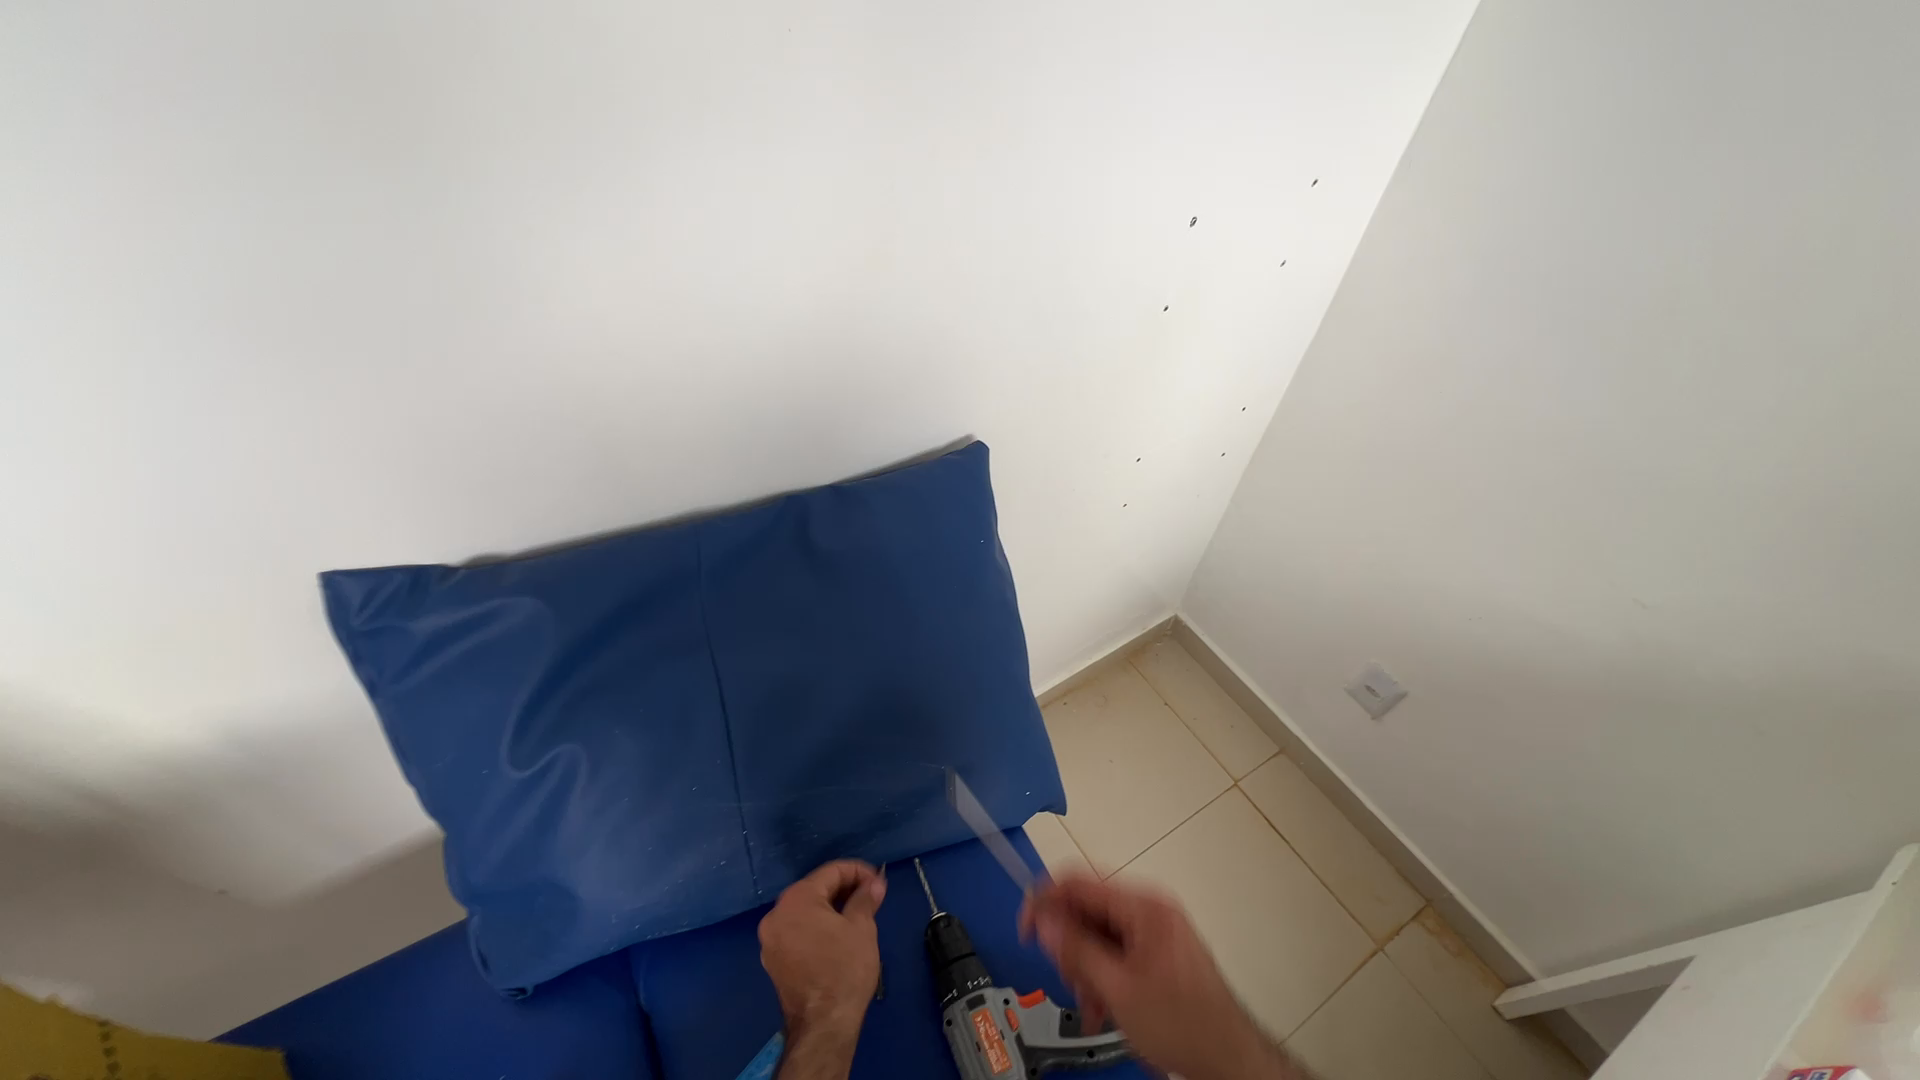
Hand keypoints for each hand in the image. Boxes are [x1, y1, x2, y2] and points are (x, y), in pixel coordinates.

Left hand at [759, 860, 887, 1077]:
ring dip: (831, 908)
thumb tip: (875, 883)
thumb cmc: (844, 969)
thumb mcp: (861, 927)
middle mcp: (776, 914)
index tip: (878, 881)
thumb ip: (865, 898)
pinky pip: (797, 931)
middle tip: (871, 897)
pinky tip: (838, 936)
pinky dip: (817, 927)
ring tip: (858, 915)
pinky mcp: (773, 961)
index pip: (831, 871)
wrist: (823, 1025)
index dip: (858, 872)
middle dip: (844, 890)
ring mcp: (770, 940)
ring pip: (805, 911)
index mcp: (796, 899)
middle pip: (815, 889)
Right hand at [1019, 874, 1313, 1079]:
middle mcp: (1149, 908)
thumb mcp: (1117, 988)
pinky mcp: (1159, 952)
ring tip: (1092, 1007)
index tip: (1024, 930)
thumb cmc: (1178, 1022)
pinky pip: (1117, 951)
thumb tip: (1042, 918)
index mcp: (1142, 906)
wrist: (1230, 1060)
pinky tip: (1102, 1009)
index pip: (1078, 882)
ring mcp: (1156, 930)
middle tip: (1071, 983)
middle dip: (1071, 948)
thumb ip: (1076, 949)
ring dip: (1085, 969)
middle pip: (1087, 910)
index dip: (1045, 900)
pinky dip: (1103, 976)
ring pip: (1098, 935)